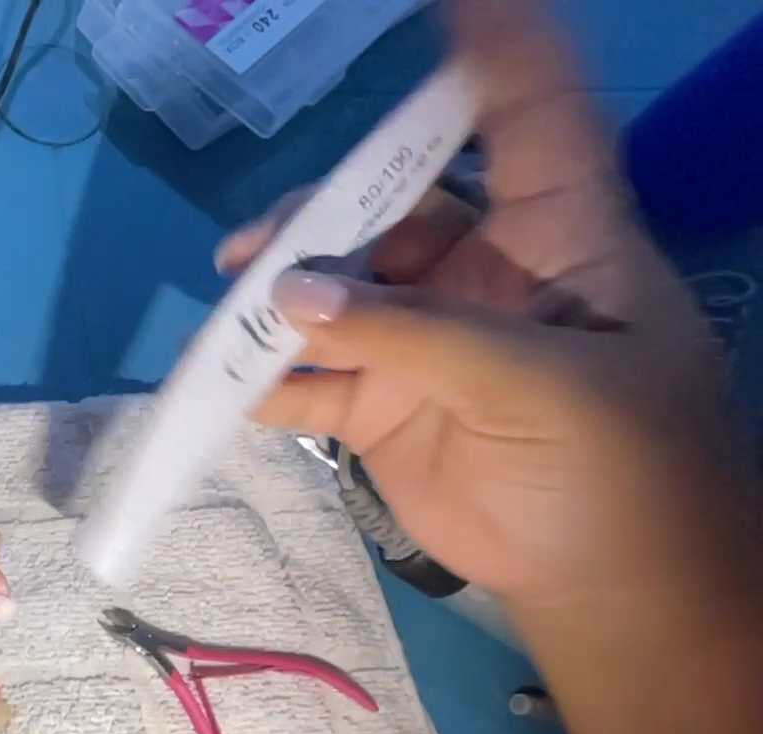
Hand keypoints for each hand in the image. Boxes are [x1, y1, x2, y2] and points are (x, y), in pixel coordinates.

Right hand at [219, 0, 733, 608]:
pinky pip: (305, 381)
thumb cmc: (616, 463)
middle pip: (383, 219)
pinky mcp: (374, 406)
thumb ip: (408, 333)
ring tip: (221, 323)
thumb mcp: (538, 381)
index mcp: (556, 240)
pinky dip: (261, 384)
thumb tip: (284, 293)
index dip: (493, 59)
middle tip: (249, 256)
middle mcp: (477, 280)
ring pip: (328, 300)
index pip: (530, 121)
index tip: (446, 2)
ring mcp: (416, 344)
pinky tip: (224, 386)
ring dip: (271, 308)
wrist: (593, 574)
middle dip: (315, 225)